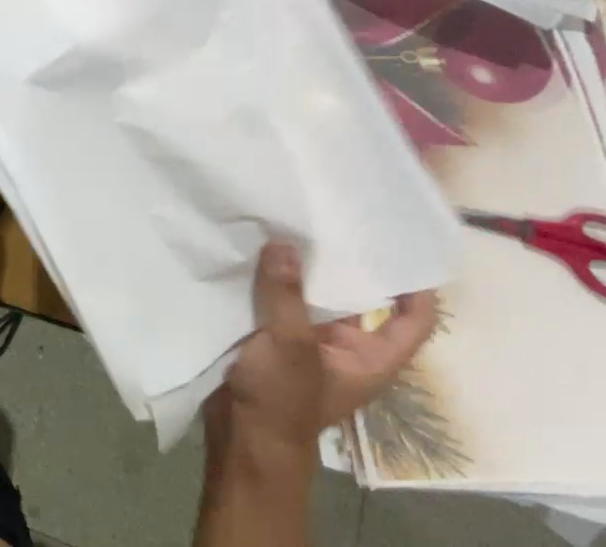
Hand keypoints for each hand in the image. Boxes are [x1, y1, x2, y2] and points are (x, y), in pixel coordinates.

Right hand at [211, 241, 439, 459]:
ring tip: (282, 229)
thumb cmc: (284, 399)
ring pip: (308, 300)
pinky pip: (275, 306)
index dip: (414, 288)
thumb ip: (286, 295)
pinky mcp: (271, 342)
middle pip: (354, 301)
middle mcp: (344, 347)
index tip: (397, 248)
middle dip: (340, 266)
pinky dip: (266, 284)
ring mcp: (305, 345)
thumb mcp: (289, 346)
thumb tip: (284, 243)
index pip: (411, 320)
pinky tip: (249, 258)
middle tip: (325, 221)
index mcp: (371, 357)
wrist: (242, 435)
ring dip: (295, 272)